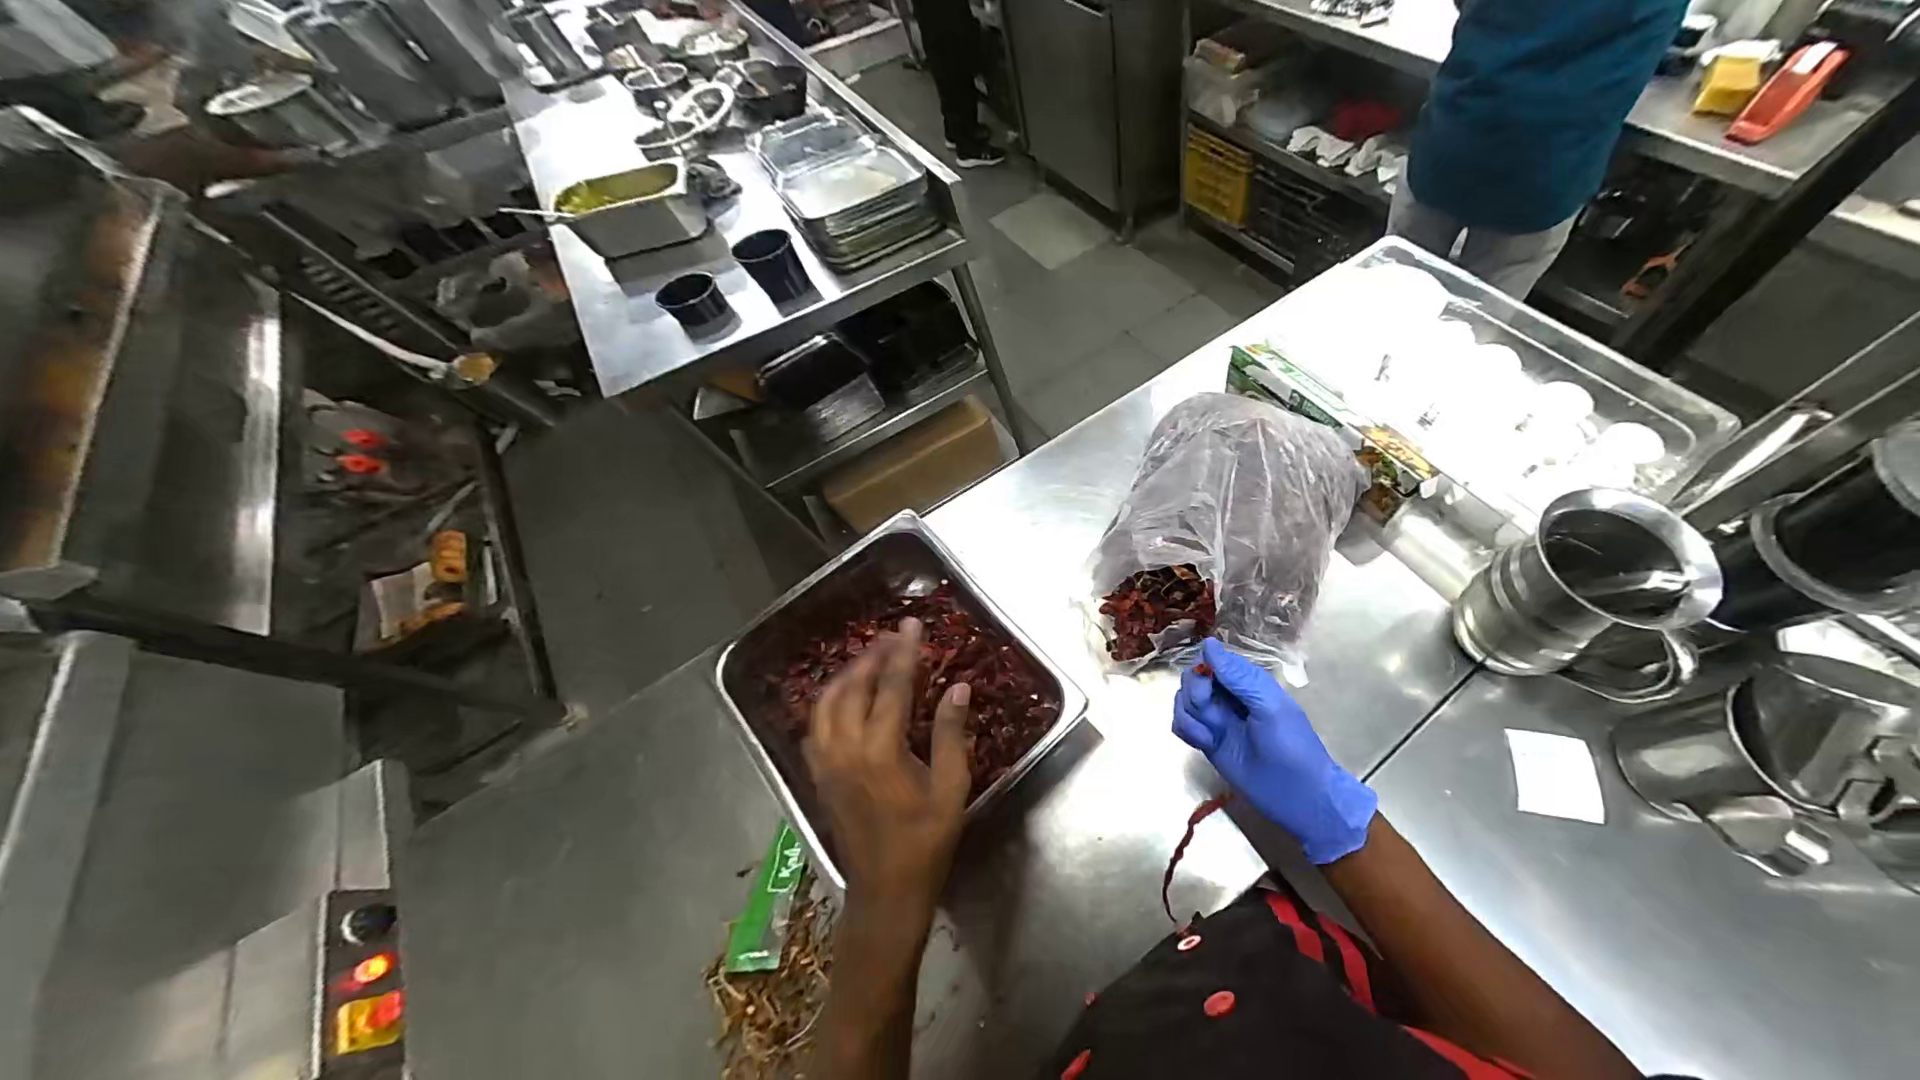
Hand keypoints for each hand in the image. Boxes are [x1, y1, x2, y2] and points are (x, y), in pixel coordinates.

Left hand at [805, 617, 971, 916]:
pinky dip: (828, 702)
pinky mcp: (818, 774)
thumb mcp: (951, 789)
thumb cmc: (926, 843)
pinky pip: (816, 725)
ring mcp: (826, 762)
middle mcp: (845, 748)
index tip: (911, 625)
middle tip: (892, 636)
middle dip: (873, 656)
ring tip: (868, 659)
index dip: (904, 652)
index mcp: (880, 750)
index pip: (893, 686)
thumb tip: (957, 687)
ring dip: (847, 675)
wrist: (885, 892)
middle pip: (855, 686)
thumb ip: (951, 734)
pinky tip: (843, 699)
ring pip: (827, 702)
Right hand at [1173, 638, 1376, 863]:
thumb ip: (1239, 677)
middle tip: (1211, 717)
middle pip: (1191, 679)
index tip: (1208, 691)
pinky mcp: (1205, 740)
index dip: (1203, 673)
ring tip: (1209, 737)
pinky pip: (1180, 723)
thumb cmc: (1292, 749)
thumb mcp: (1270, 708)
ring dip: (1189, 717)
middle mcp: (1228, 696)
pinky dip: (1185, 730)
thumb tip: (1207, 643)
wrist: (1297, 799)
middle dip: (1194, 696)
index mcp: (1247, 683)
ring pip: (1182, 701)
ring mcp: (1215, 719)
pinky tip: (1203, 744)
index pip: (1211, 662)